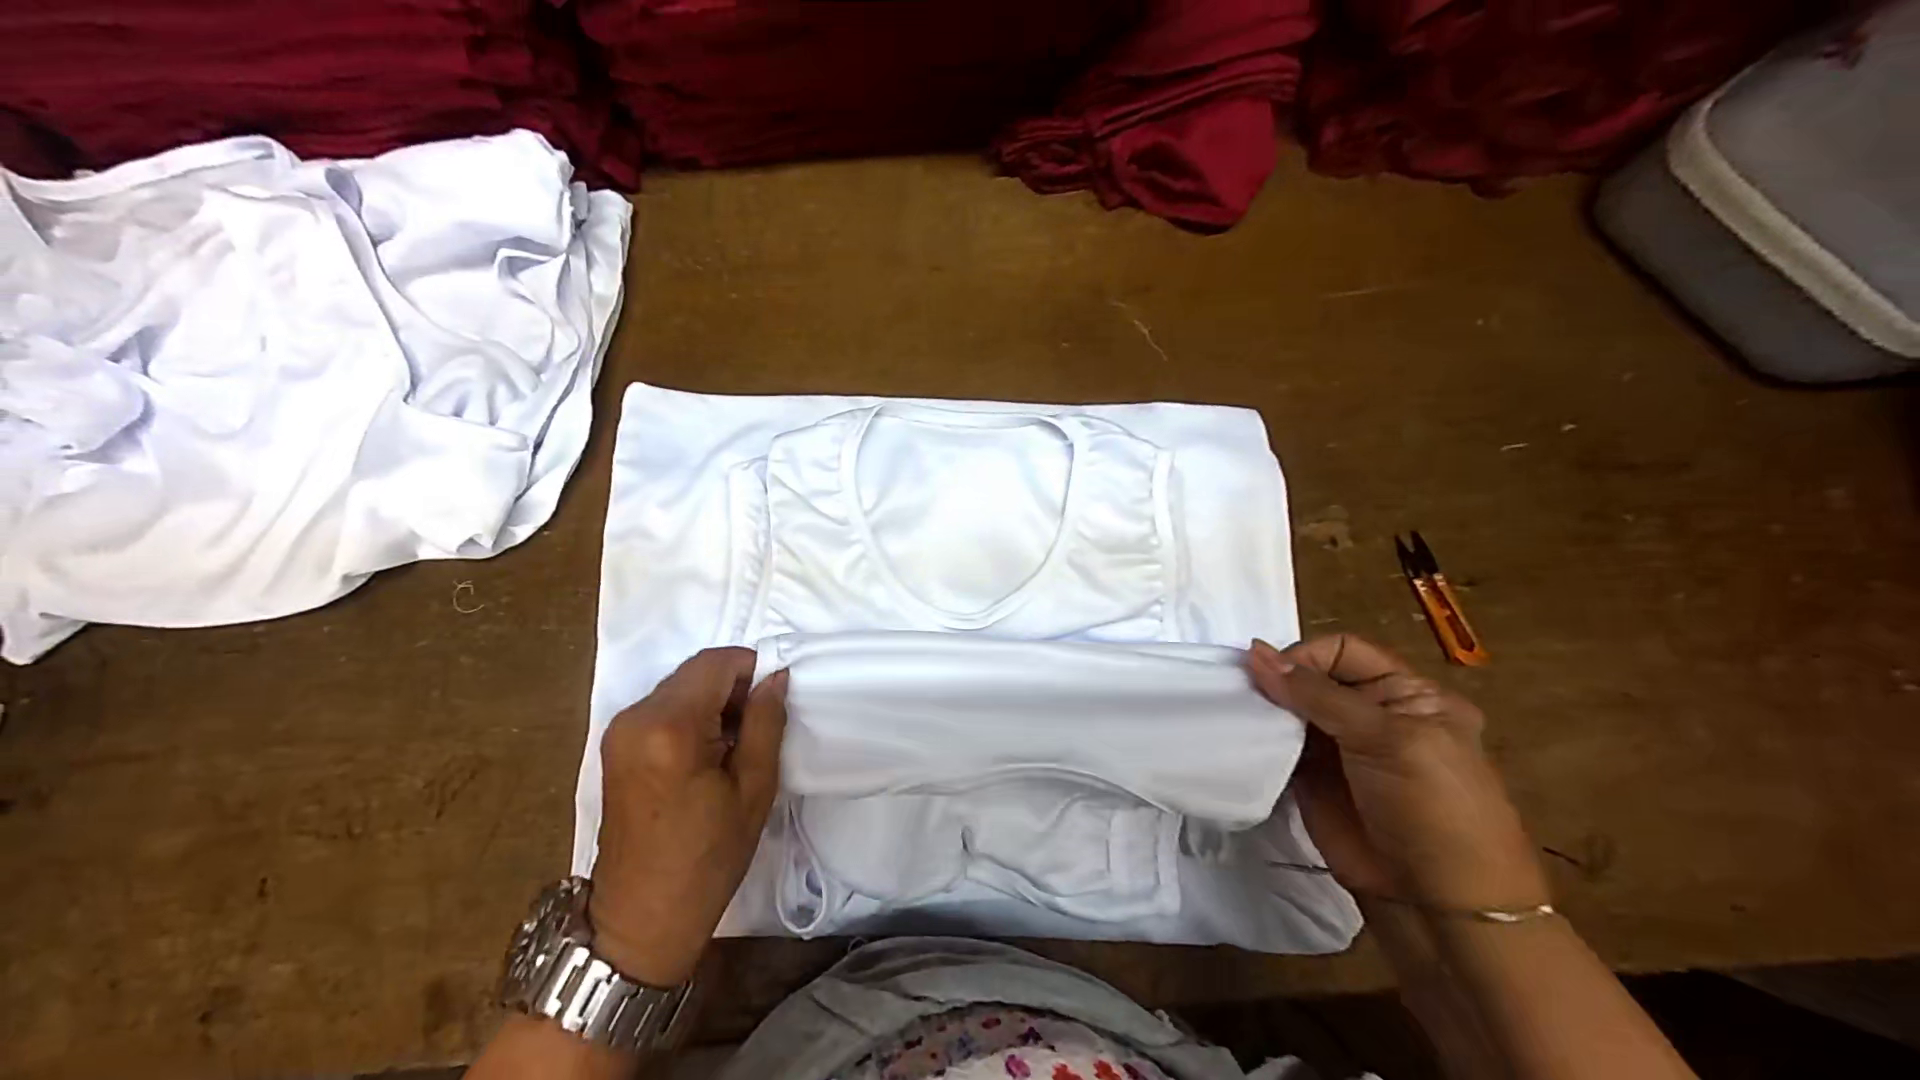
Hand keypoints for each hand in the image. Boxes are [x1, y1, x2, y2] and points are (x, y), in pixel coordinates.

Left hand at [589, 648, 787, 986]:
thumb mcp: (754, 789)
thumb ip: (766, 722)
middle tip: (757, 727)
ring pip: (679, 687)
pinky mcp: (615, 745)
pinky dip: (690, 716)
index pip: (715, 662)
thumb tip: (775, 678)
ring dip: (712, 701)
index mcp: (670, 728)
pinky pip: (661, 708)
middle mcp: (635, 718)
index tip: (772, 700)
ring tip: (734, 745)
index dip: (751, 668)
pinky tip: (706, 753)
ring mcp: (619, 731)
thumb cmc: (708, 858)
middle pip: (694, 671)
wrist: (641, 917)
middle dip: (732, 686)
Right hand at [1248, 635, 1548, 910]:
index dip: (1306, 656)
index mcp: (1407, 694)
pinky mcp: (1310, 777)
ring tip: (1236, 710)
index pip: (1344, 651)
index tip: (1269, 674)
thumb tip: (1255, 650)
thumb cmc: (1431, 807)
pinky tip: (1240, 735)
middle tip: (1241, 689)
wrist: (1436, 903)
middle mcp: (1370, 713)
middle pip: (1312, 676)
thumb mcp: (1386, 738)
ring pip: (1290, 708)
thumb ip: (1317, 694)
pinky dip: (1258, 737)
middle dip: (1279, 679)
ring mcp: (1339, 747)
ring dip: (1264, 706)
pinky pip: (1278, 744)